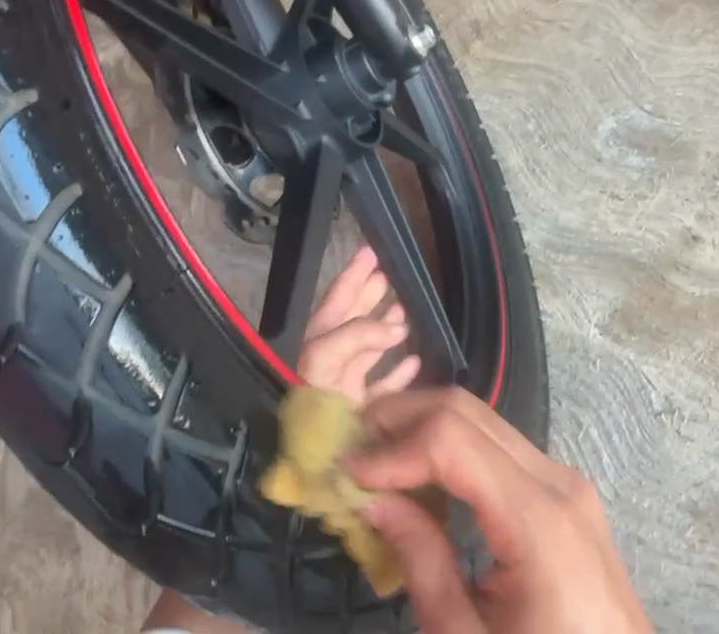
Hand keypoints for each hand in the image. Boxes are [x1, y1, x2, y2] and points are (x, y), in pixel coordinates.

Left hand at [296, 246, 421, 406]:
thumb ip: (356, 336)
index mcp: (315, 343)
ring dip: (388, 330)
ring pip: (370, 351)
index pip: (336, 300)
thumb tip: (396, 326)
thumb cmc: (304, 406)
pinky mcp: (360, 417)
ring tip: (406, 310)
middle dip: (371, 295)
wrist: (302, 468)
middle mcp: (330, 362)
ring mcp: (344, 389)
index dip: (353, 274)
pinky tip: (416, 361)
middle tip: (392, 274)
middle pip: (353, 320)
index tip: (372, 250)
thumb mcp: (320, 360)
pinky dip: (400, 375)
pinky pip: (384, 390)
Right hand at [347, 388, 651, 633]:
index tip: (346, 472)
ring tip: (375, 457)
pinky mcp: (563, 491)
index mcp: (538, 521)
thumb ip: (420, 561)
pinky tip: (418, 472)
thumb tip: (371, 497)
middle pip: (465, 411)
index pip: (451, 440)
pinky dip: (450, 444)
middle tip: (351, 447)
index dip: (391, 448)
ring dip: (422, 426)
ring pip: (480, 418)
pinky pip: (498, 444)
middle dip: (400, 418)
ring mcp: (565, 481)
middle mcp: (556, 481)